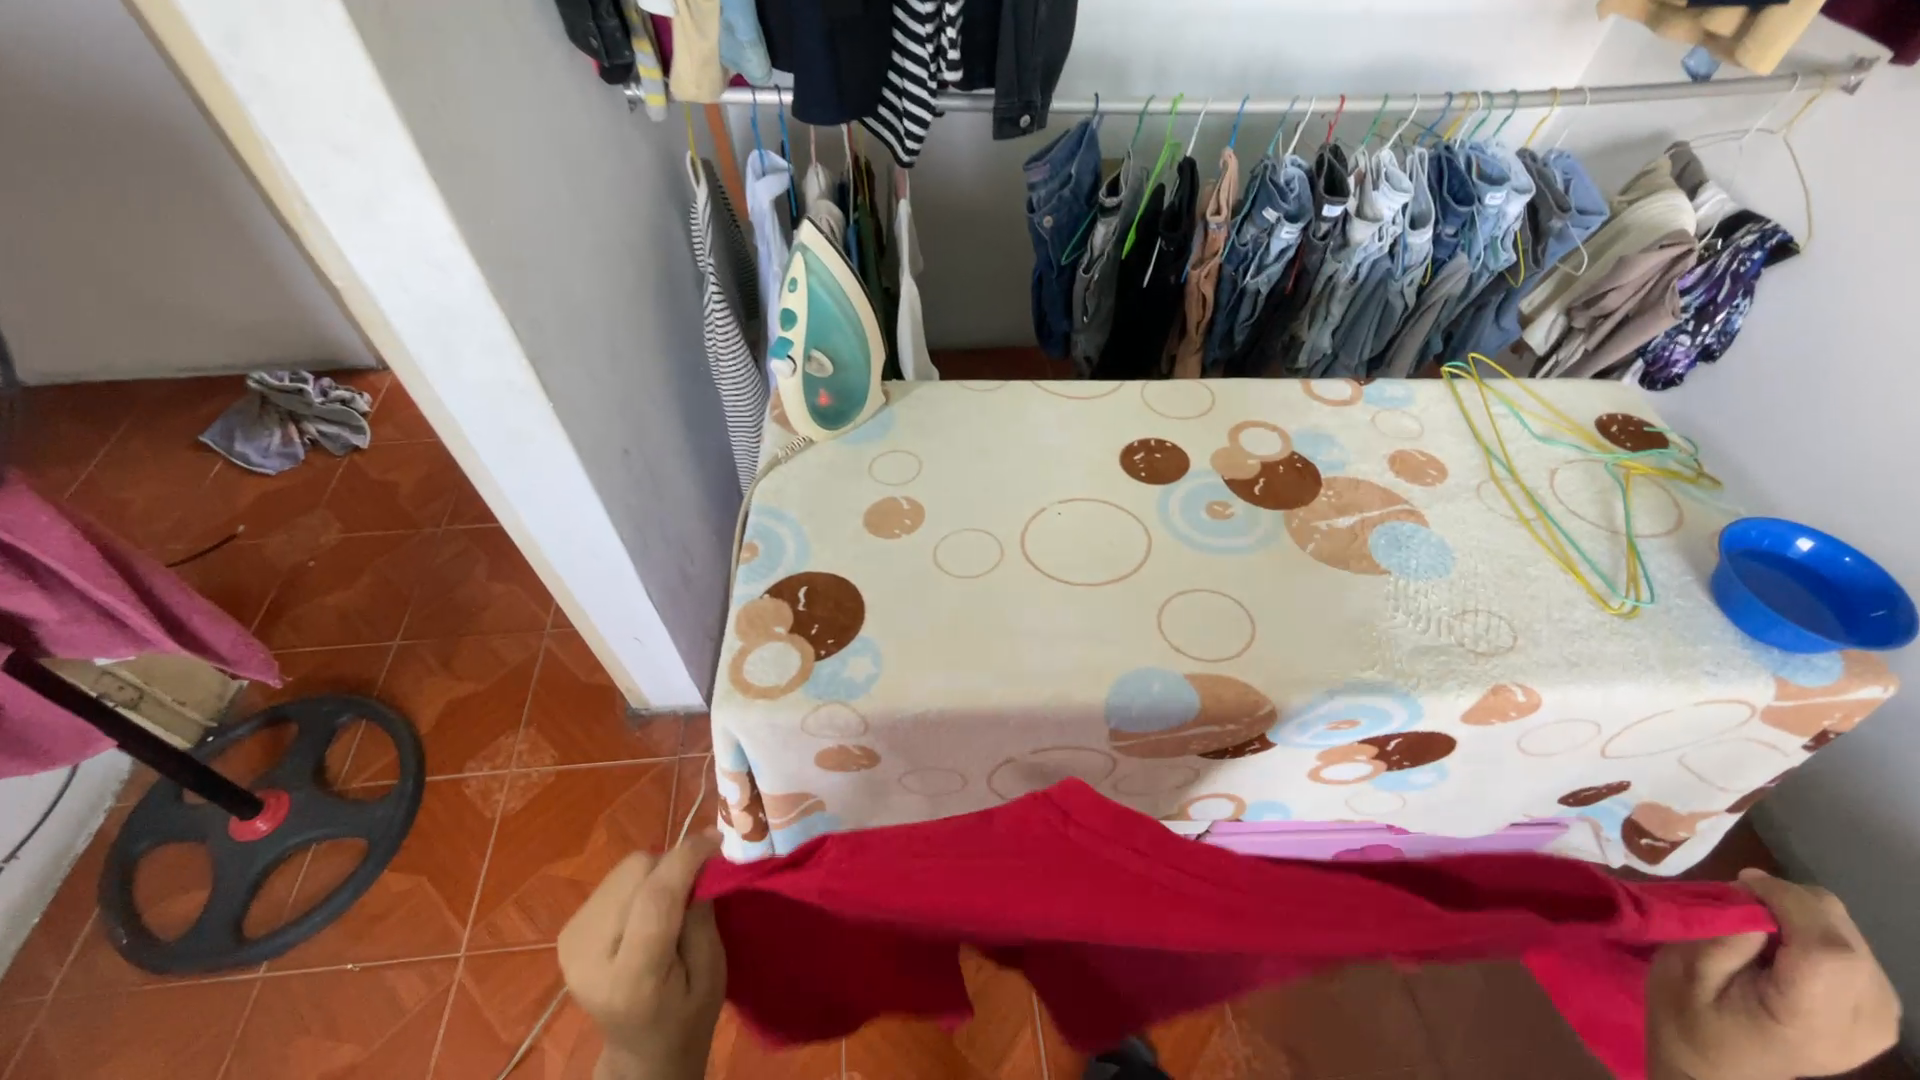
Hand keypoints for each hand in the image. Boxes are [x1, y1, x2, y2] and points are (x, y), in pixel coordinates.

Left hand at [558, 833, 726, 1079]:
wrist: (640, 1051)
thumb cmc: (687, 1016)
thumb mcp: (713, 974)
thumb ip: (702, 917)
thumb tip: (702, 861)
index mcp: (630, 978)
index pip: (656, 898)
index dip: (687, 858)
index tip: (718, 838)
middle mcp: (588, 956)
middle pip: (635, 873)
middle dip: (672, 864)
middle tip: (699, 880)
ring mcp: (571, 941)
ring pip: (624, 869)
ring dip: (656, 871)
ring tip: (673, 898)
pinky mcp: (568, 931)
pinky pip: (614, 879)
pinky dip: (640, 882)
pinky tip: (648, 908)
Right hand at [1648, 868, 1899, 1079]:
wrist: (1716, 1068)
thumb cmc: (1689, 1019)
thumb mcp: (1684, 973)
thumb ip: (1724, 938)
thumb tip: (1755, 900)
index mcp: (1811, 1020)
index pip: (1830, 949)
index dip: (1789, 902)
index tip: (1742, 883)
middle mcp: (1864, 1022)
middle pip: (1845, 937)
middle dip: (1792, 903)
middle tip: (1741, 900)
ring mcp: (1880, 1019)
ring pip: (1851, 935)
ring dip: (1803, 916)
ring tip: (1759, 924)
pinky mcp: (1880, 1011)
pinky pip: (1855, 950)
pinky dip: (1817, 932)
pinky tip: (1785, 945)